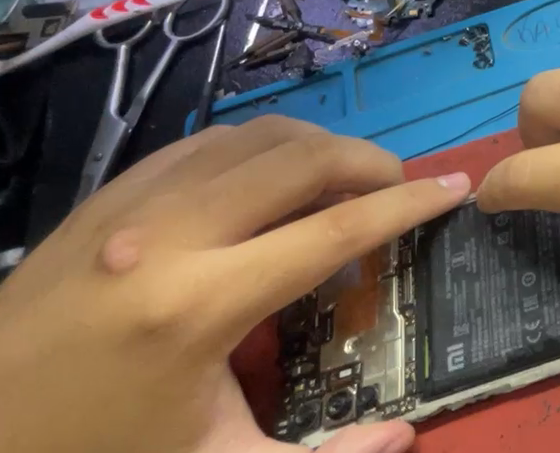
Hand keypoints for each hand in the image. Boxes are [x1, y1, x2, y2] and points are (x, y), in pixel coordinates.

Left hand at [0, 116, 470, 452]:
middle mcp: (168, 235)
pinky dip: (262, 149)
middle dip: (373, 163)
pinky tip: (270, 184)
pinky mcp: (102, 199)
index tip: (457, 187)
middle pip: (307, 160)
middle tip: (398, 191)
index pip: (340, 228)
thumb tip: (406, 438)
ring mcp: (128, 208)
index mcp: (200, 305)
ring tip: (340, 184)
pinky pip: (209, 144)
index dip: (410, 205)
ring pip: (261, 137)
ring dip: (320, 148)